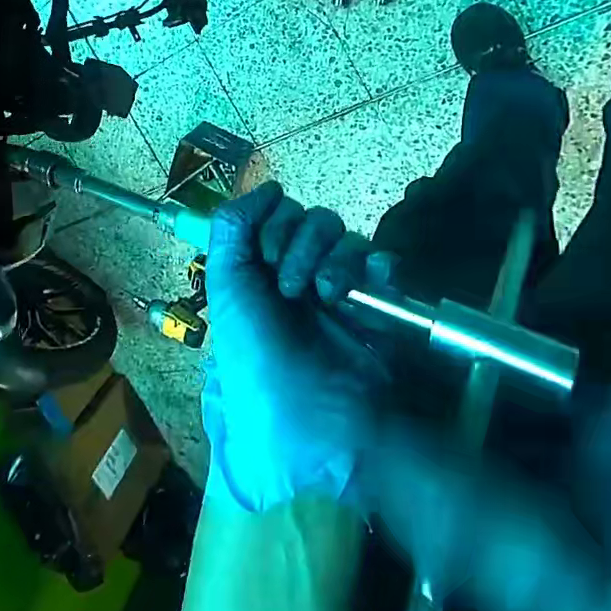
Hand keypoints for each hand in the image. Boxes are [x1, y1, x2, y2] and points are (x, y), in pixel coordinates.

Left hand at [201, 182, 379, 511]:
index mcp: (260, 272)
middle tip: (290, 288)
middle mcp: (298, 273)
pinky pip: (382, 262)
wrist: (317, 421)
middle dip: (298, 245)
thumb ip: (232, 229)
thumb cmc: (260, 356)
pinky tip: (369, 287)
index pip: (275, 214)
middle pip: (310, 220)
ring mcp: (339, 288)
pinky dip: (377, 267)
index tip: (265, 255)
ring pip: (343, 236)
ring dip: (332, 261)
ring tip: (326, 297)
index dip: (271, 223)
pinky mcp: (376, 303)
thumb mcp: (228, 292)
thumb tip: (269, 189)